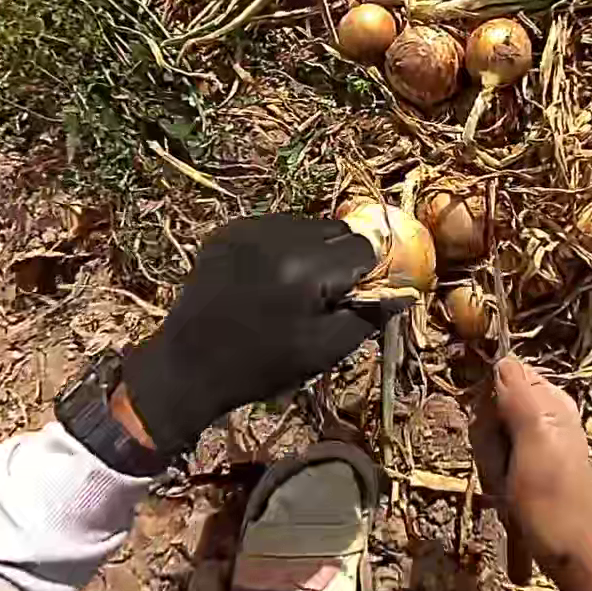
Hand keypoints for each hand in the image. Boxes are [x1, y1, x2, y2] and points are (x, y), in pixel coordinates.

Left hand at [122, 215, 378, 454]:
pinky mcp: (231, 228)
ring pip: (309, 224)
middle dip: (342, 256)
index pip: (363, 248)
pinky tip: (270, 274)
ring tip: (295, 283)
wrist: (186, 366)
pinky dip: (285, 244)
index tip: (355, 293)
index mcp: (306, 268)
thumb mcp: (323, 350)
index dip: (367, 270)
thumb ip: (369, 315)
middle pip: (337, 229)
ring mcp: (251, 227)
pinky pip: (277, 225)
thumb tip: (405, 290)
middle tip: (324, 292)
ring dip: (315, 247)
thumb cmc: (261, 365)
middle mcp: (280, 236)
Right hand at [478, 355, 591, 590]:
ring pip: (491, 434)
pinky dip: (497, 477)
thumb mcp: (534, 442)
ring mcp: (538, 441)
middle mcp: (546, 414)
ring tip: (507, 487)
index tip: (493, 428)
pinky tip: (507, 496)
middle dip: (488, 437)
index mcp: (551, 401)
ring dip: (491, 462)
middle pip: (493, 405)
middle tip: (504, 467)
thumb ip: (519, 396)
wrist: (577, 559)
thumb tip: (502, 358)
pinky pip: (499, 457)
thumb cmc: (555, 502)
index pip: (505, 373)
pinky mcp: (531, 465)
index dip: (489, 399)